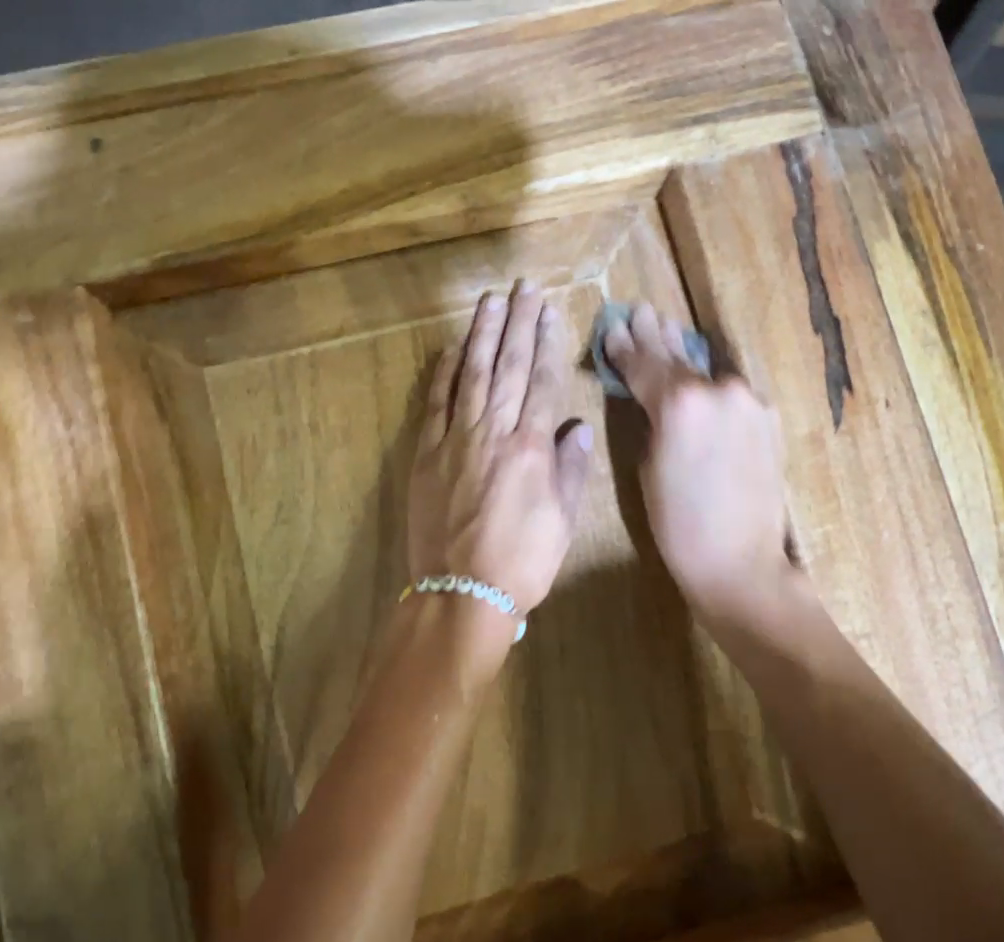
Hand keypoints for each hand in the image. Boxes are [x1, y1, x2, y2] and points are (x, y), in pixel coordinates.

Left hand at [407, 280, 592, 613]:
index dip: (548, 342)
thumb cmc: (523, 562)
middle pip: (509, 366)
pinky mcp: (426, 454)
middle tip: (524, 287)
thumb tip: (576, 429)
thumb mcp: (563, 521)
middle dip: (519, 323)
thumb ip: (570, 470)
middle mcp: (494, 432)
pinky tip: (454, 348)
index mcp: (532, 447)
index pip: (543, 382)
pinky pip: (436, 403)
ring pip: (472, 374)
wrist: (463, 592)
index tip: (550, 310)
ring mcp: (455, 440)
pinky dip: (445, 372)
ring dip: (483, 334)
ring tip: (491, 300)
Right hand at [604, 303, 791, 613]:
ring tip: (666, 327)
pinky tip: (699, 375)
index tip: (612, 329)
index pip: (644, 364)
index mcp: (680, 402)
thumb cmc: (678, 525)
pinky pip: (730, 392)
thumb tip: (648, 397)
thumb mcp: (648, 468)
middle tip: (640, 311)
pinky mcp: (767, 418)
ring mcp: (749, 401)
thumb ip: (649, 421)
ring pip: (708, 372)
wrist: (739, 561)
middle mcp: (719, 389)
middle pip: (679, 357)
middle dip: (655, 336)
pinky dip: (711, 384)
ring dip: (685, 354)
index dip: (624, 349)